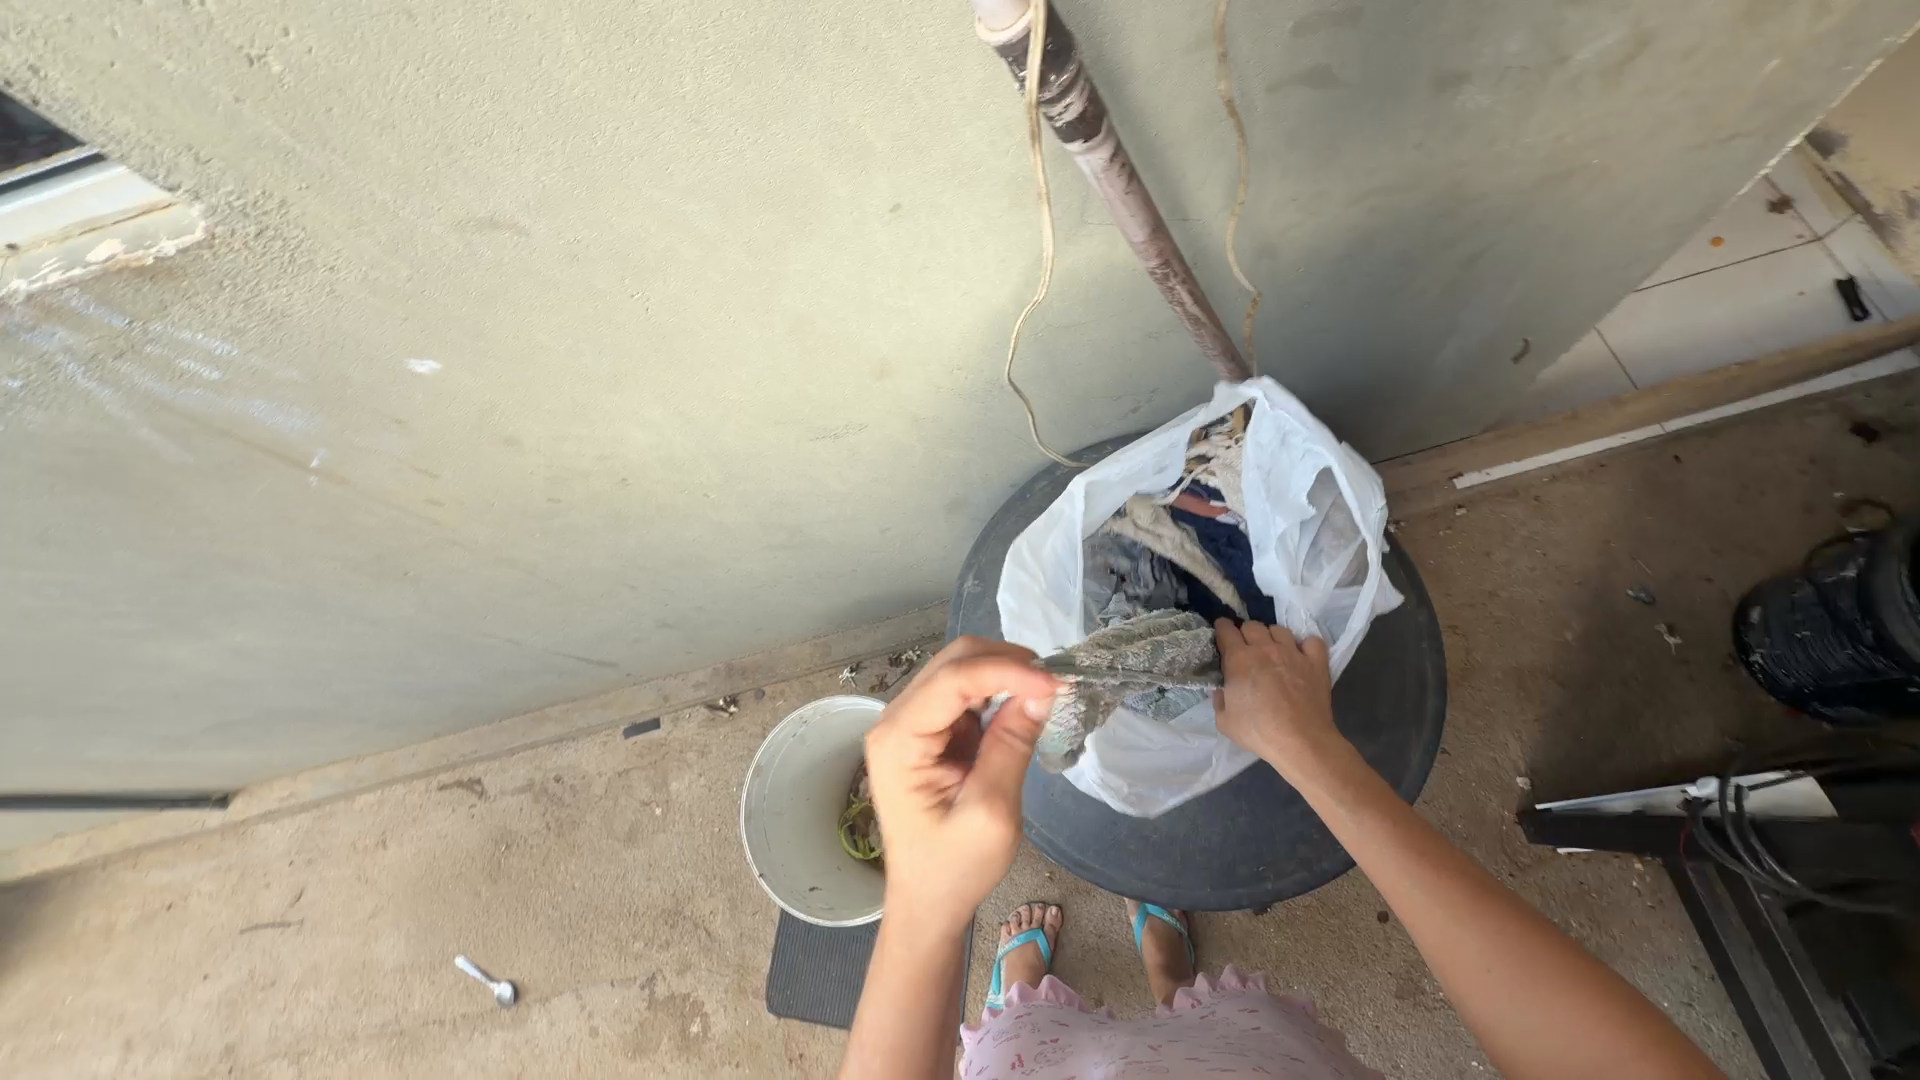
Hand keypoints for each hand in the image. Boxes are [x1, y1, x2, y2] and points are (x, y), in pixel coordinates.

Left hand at [863, 637, 1059, 932]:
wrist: (927, 901)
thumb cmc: (954, 868)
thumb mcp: (991, 813)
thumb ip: (1011, 746)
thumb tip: (1041, 692)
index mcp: (898, 740)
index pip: (953, 680)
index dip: (1006, 671)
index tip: (1056, 682)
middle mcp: (896, 720)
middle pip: (954, 662)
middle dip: (1006, 663)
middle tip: (1055, 684)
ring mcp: (910, 722)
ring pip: (961, 670)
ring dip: (1005, 674)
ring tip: (1045, 693)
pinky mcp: (929, 730)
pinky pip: (965, 692)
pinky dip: (998, 690)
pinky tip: (1023, 706)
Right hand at [1213, 619, 1341, 767]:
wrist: (1300, 741)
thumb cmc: (1258, 731)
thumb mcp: (1224, 721)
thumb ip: (1219, 700)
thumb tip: (1221, 689)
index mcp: (1238, 659)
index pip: (1226, 630)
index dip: (1222, 628)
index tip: (1221, 633)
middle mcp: (1265, 649)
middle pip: (1252, 626)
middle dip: (1245, 633)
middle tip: (1246, 648)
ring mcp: (1293, 653)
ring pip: (1279, 630)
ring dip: (1272, 637)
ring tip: (1272, 650)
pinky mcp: (1316, 663)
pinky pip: (1312, 641)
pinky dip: (1306, 645)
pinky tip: (1302, 655)